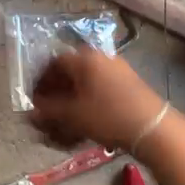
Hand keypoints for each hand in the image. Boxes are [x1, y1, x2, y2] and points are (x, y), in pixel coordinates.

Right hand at [27, 47, 170, 149]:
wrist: (152, 127)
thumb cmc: (107, 116)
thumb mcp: (73, 115)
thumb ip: (48, 111)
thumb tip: (33, 111)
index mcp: (84, 58)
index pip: (53, 64)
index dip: (40, 83)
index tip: (35, 101)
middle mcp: (100, 58)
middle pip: (70, 73)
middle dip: (56, 95)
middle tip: (49, 114)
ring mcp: (117, 70)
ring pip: (86, 84)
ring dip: (72, 102)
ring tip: (66, 124)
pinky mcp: (129, 84)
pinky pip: (100, 90)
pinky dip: (88, 104)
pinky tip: (85, 123)